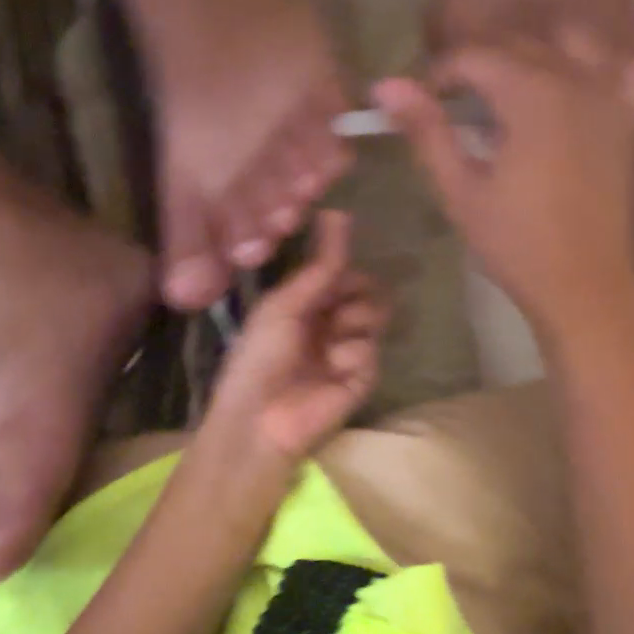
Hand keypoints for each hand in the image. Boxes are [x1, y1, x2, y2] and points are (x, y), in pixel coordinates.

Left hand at [203, 211, 386, 463]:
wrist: (260, 418)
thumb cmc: (258, 359)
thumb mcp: (282, 306)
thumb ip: (318, 269)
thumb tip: (338, 215)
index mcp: (304, 307)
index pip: (338, 274)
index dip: (343, 259)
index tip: (347, 229)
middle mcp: (328, 326)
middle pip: (366, 291)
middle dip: (357, 289)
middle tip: (340, 300)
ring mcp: (347, 353)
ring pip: (374, 317)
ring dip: (355, 320)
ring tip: (331, 340)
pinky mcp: (362, 379)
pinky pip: (371, 351)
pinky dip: (352, 356)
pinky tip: (333, 370)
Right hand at [372, 27, 633, 317]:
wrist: (583, 284)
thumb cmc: (516, 244)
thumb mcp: (462, 191)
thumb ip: (428, 132)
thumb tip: (386, 86)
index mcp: (530, 93)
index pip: (476, 56)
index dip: (442, 75)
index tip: (424, 105)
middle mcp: (576, 78)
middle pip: (521, 45)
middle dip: (483, 67)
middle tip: (457, 109)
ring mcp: (611, 96)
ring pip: (572, 44)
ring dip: (537, 58)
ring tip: (513, 99)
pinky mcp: (630, 122)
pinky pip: (623, 71)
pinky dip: (600, 71)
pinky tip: (577, 96)